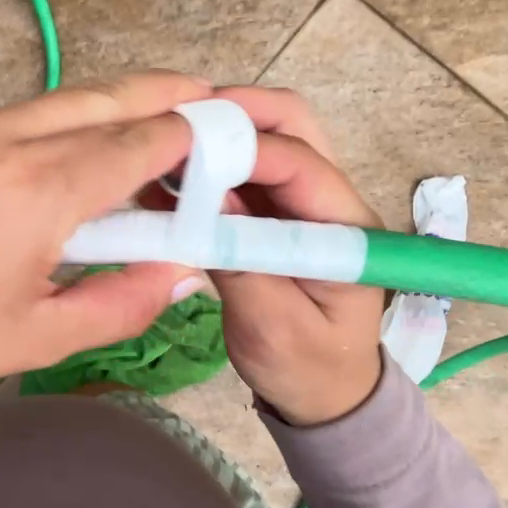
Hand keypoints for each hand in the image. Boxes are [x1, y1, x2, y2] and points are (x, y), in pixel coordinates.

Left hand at [0, 72, 210, 409]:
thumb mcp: (39, 338)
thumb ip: (124, 300)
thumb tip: (182, 266)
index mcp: (31, 194)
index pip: (134, 143)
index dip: (187, 136)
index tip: (223, 132)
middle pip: (100, 98)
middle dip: (160, 95)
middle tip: (205, 97)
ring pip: (51, 103)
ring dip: (101, 112)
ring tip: (140, 127)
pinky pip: (2, 117)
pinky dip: (43, 128)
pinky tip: (56, 157)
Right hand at [140, 86, 385, 424]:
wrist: (325, 393)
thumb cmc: (306, 367)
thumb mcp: (273, 327)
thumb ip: (243, 263)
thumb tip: (205, 200)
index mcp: (346, 228)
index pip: (300, 162)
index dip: (244, 145)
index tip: (183, 144)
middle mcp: (329, 199)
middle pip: (291, 124)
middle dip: (234, 113)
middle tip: (172, 124)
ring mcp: (300, 202)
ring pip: (265, 137)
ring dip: (217, 132)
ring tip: (161, 147)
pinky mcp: (273, 212)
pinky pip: (241, 169)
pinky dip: (205, 162)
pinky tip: (163, 178)